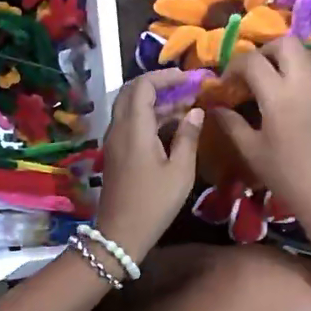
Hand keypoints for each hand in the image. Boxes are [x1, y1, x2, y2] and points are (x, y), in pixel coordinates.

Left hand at [93, 69, 204, 259]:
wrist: (120, 233)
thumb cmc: (154, 203)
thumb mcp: (180, 171)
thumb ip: (188, 137)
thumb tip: (196, 112)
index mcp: (134, 128)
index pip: (143, 85)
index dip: (166, 76)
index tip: (190, 78)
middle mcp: (119, 128)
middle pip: (132, 92)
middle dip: (160, 85)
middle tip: (187, 89)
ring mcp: (114, 140)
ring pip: (130, 107)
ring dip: (155, 102)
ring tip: (186, 106)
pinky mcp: (115, 152)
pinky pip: (129, 123)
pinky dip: (149, 117)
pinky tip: (171, 127)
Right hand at [213, 38, 310, 224]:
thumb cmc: (285, 174)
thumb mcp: (251, 150)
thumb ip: (231, 123)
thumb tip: (216, 107)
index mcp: (279, 94)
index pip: (253, 60)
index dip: (234, 66)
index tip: (225, 84)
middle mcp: (304, 83)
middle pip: (286, 43)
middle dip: (264, 51)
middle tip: (250, 74)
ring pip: (303, 55)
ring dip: (282, 60)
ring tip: (267, 86)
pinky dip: (296, 76)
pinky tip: (286, 101)